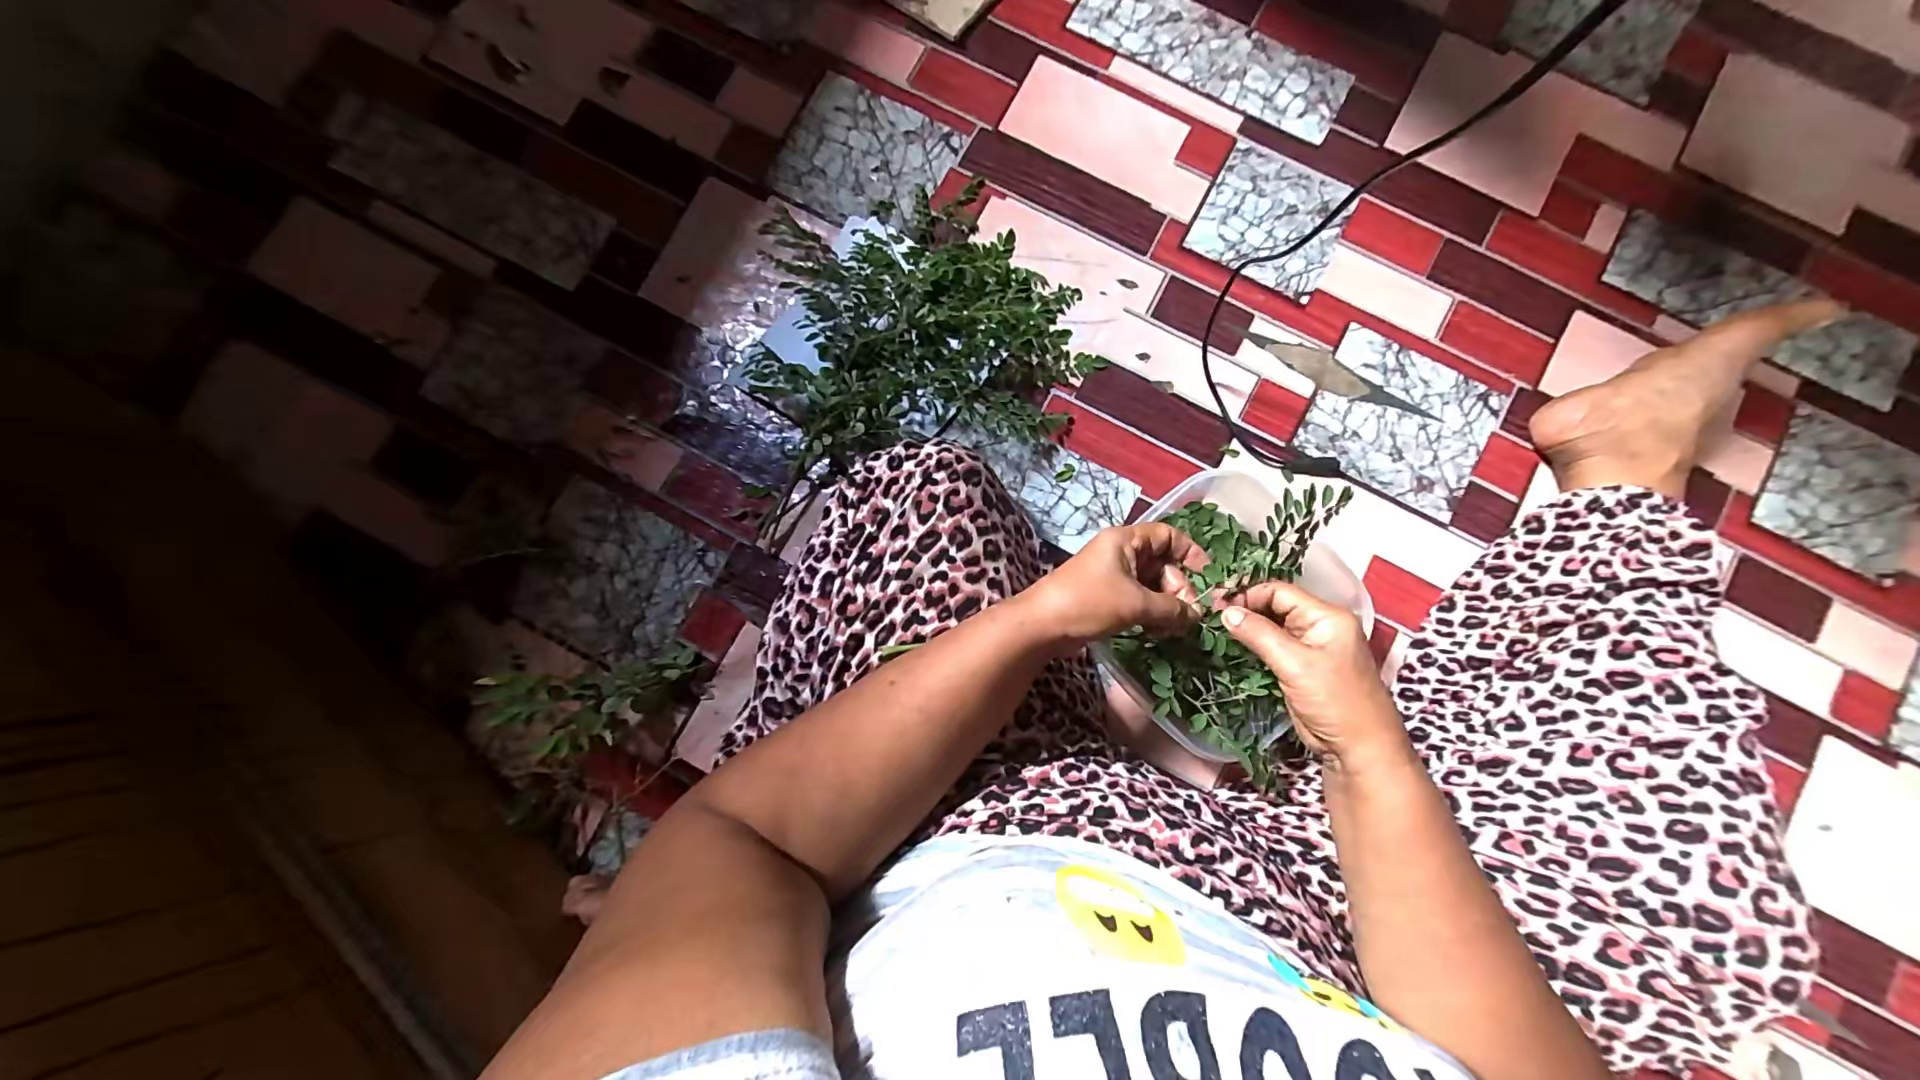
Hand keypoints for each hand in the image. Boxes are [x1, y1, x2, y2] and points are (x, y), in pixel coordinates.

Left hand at [1016, 524, 1208, 652]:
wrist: (1042, 626)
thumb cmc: (1088, 603)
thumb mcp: (1136, 603)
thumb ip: (1172, 608)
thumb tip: (1197, 616)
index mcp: (1125, 540)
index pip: (1168, 535)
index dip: (1191, 554)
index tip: (1208, 578)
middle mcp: (1119, 552)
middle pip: (1162, 563)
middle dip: (1179, 588)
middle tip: (1187, 615)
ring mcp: (1112, 575)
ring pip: (1151, 584)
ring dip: (1167, 604)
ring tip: (1174, 628)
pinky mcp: (1105, 597)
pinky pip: (1138, 599)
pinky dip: (1151, 612)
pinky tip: (1159, 632)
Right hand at [1220, 582, 1407, 767]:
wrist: (1359, 749)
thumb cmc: (1336, 702)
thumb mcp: (1295, 664)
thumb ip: (1259, 634)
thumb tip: (1226, 612)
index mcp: (1327, 617)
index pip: (1279, 592)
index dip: (1247, 595)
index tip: (1217, 605)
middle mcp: (1319, 626)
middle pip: (1274, 606)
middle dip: (1244, 609)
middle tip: (1212, 617)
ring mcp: (1310, 647)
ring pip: (1271, 627)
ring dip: (1246, 628)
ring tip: (1217, 631)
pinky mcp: (1300, 667)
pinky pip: (1272, 647)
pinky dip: (1252, 645)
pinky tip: (1232, 647)